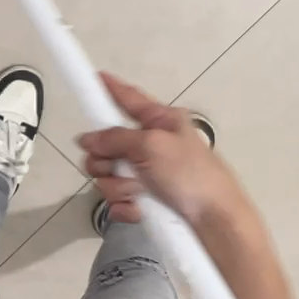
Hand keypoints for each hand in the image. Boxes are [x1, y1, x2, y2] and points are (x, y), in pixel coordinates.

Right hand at [78, 74, 252, 231]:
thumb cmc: (191, 174)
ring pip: (107, 176)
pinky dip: (123, 206)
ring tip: (138, 194)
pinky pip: (116, 200)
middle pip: (105, 145)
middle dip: (105, 161)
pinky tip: (138, 211)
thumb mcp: (152, 146)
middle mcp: (149, 146)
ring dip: (117, 187)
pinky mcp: (142, 201)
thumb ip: (115, 138)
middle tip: (116, 168)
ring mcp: (144, 175)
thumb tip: (86, 138)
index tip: (95, 77)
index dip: (112, 89)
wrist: (213, 220)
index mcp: (160, 122)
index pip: (130, 100)